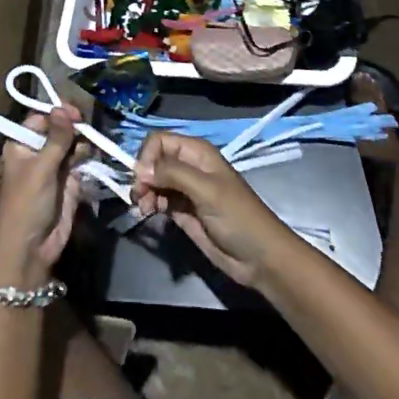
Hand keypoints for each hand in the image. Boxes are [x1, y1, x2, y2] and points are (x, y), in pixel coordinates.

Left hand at [0, 106, 84, 278]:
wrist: (32, 248)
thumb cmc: (27, 204)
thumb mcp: (40, 169)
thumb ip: (56, 138)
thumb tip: (62, 108)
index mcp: (21, 145)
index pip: (41, 118)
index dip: (58, 113)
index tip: (76, 113)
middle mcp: (37, 151)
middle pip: (59, 129)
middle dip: (74, 126)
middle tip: (87, 129)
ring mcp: (54, 166)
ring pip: (72, 143)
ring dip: (82, 141)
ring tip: (90, 146)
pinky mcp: (69, 179)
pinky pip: (80, 159)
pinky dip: (87, 155)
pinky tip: (92, 155)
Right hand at [132, 133, 295, 286]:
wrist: (258, 256)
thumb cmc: (237, 216)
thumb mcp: (206, 190)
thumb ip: (173, 174)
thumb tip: (141, 169)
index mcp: (197, 152)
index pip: (160, 141)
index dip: (147, 157)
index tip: (143, 180)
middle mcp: (189, 166)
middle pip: (154, 161)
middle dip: (143, 177)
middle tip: (141, 198)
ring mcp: (186, 189)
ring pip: (154, 181)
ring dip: (145, 192)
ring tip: (146, 209)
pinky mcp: (183, 211)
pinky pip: (159, 199)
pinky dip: (151, 204)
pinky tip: (151, 214)